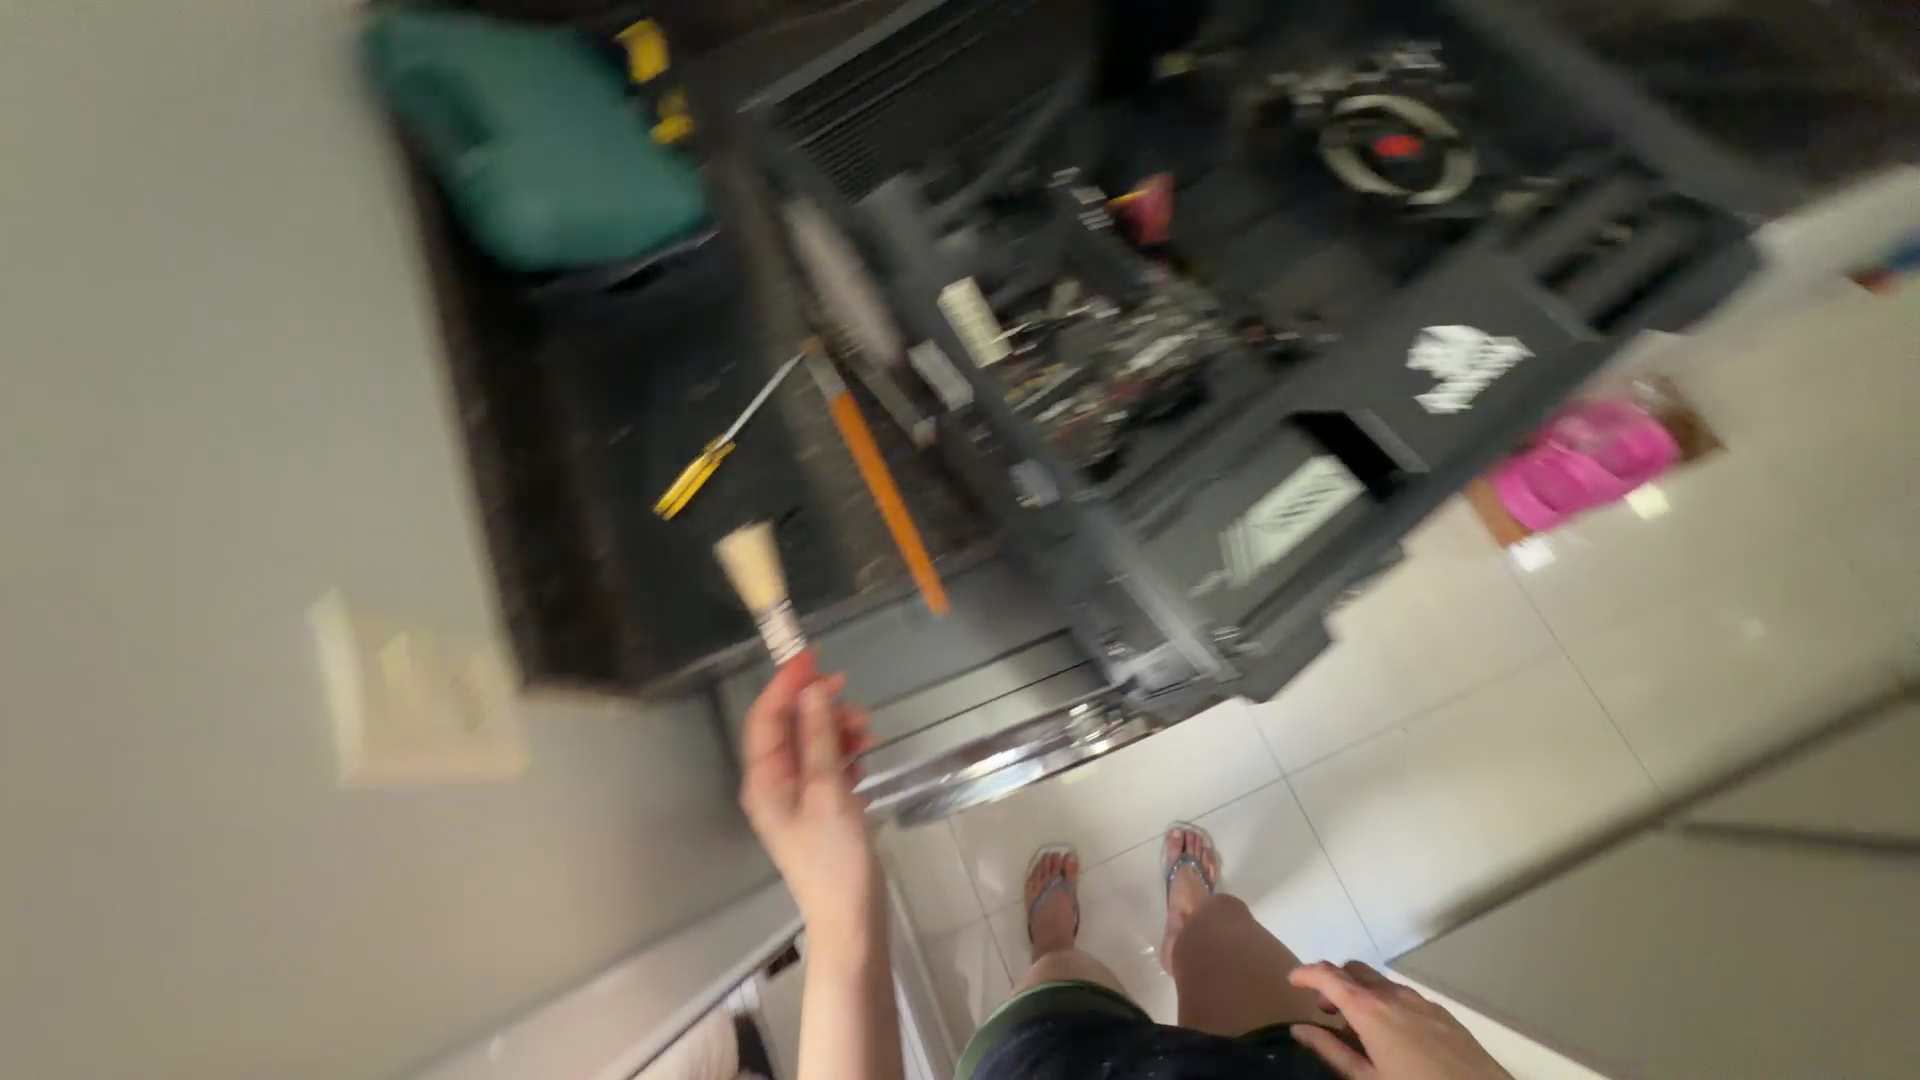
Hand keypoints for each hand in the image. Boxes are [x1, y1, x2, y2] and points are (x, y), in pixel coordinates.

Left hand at [739, 653, 879, 958]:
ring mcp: (796, 797)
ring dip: (837, 729)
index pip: (767, 717)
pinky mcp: (819, 807)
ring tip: (867, 731)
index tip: (813, 655)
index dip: (787, 683)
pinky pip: (827, 765)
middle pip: (790, 727)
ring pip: (812, 744)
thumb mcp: (828, 788)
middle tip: (852, 696)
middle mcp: (774, 783)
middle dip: (820, 707)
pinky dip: (845, 752)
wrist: (851, 917)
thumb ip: (819, 736)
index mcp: (764, 778)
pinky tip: (865, 754)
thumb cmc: (835, 854)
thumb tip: (812, 689)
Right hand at [1288, 961, 1514, 1079]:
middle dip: (1334, 982)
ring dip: (1363, 993)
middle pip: (1353, 969)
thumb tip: (1298, 1029)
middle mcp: (1393, 995)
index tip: (1292, 981)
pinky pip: (1407, 998)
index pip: (1326, 975)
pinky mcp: (1446, 1017)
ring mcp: (1423, 1003)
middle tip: (1328, 1012)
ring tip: (1362, 1028)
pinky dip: (1390, 1004)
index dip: (1305, 973)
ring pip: (1381, 983)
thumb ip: (1331, 1051)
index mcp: (1368, 1009)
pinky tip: (1399, 1038)